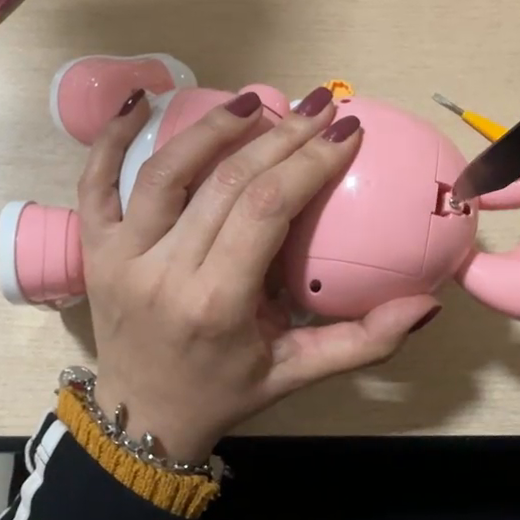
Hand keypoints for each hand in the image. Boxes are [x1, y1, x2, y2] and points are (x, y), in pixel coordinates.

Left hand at [77, 88, 440, 460]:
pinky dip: (111, 137)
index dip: (311, 162)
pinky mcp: (93, 249)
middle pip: (227, 183)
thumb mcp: (294, 375)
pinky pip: (94, 183)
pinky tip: (139, 98)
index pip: (268, 210)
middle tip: (318, 106)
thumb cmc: (222, 393)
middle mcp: (163, 272)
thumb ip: (362, 343)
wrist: (139, 420)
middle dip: (280, 136)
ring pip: (165, 173)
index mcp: (217, 304)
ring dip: (211, 128)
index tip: (347, 130)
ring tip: (254, 102)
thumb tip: (427, 303)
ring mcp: (120, 256)